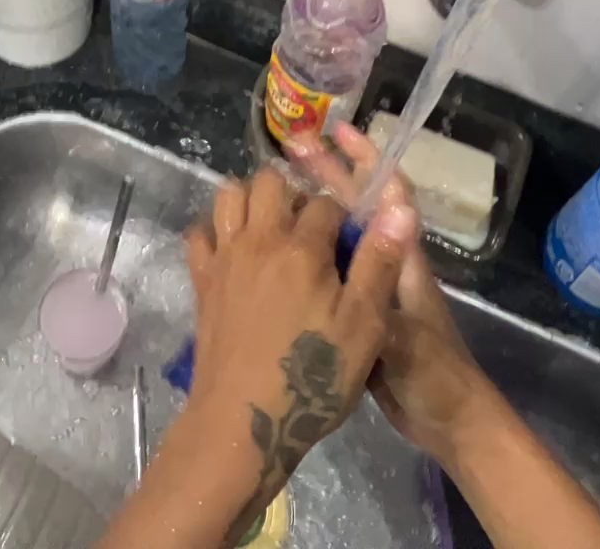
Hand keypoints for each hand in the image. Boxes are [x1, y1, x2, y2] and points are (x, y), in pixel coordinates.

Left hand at [180, 166, 417, 534]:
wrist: (243, 419)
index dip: (341, 216)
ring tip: (270, 230)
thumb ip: (379, 262)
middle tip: (307, 228)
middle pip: (270, 181)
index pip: (325, 202)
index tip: (347, 241)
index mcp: (302, 246)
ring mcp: (224, 256)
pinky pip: (200, 233)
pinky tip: (233, 251)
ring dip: (250, 200)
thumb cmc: (311, 376)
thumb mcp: (363, 325)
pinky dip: (215, 230)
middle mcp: (259, 238)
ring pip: (229, 195)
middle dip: (293, 193)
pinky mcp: (201, 279)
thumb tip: (399, 208)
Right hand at [287, 123, 492, 462]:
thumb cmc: (432, 373)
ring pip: (338, 232)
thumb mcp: (404, 337)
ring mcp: (369, 283)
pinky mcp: (354, 307)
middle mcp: (384, 260)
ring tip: (273, 188)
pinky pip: (327, 266)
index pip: (387, 193)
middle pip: (356, 203)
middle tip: (291, 145)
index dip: (366, 158)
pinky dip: (305, 248)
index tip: (337, 132)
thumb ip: (384, 293)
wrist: (445, 421)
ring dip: (312, 206)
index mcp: (402, 257)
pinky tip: (275, 247)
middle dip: (328, 171)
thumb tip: (366, 243)